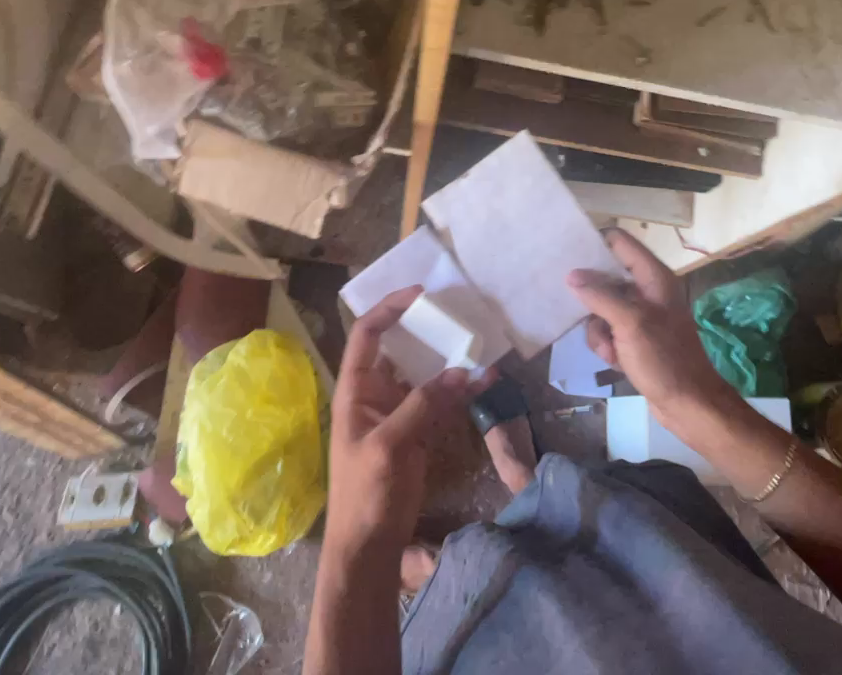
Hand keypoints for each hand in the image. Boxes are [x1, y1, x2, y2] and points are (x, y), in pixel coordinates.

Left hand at [325, 286, 485, 554]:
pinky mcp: (419, 430)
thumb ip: (422, 406)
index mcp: (355, 389)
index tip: (422, 294)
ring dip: (451, 359)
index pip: (368, 334)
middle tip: (460, 313)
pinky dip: (463, 389)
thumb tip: (462, 372)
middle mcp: (376, 392)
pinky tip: (486, 380)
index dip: (390, 308)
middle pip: (402, 348)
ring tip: (480, 341)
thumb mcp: (388, 446)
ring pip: (427, 373)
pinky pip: (443, 400)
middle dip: (429, 329)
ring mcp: (399, 411)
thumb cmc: (364, 493)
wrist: (368, 546)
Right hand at [568, 229, 732, 419]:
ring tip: (609, 349)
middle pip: (606, 278)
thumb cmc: (664, 359)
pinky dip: (607, 345)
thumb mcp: (630, 323)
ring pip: (602, 308)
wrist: (689, 404)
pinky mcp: (636, 339)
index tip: (565, 252)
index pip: (620, 243)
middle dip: (591, 297)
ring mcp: (642, 316)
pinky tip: (615, 362)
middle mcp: (648, 291)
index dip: (595, 243)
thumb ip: (600, 296)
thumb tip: (572, 275)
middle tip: (575, 307)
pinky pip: (609, 331)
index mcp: (654, 277)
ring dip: (599, 330)